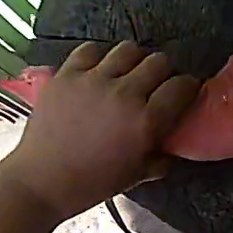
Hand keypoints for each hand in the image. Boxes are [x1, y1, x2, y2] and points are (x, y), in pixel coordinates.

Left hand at [0, 41, 200, 219]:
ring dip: (136, 60)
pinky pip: (91, 50)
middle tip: (158, 83)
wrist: (43, 180)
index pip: (181, 87)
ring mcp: (94, 80)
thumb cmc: (93, 183)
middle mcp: (124, 94)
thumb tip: (172, 146)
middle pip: (159, 61)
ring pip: (129, 49)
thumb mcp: (137, 176)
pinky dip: (101, 56)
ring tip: (130, 72)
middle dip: (165, 71)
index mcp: (146, 121)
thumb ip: (161, 158)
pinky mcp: (67, 74)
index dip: (189, 86)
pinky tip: (100, 69)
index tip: (186, 91)